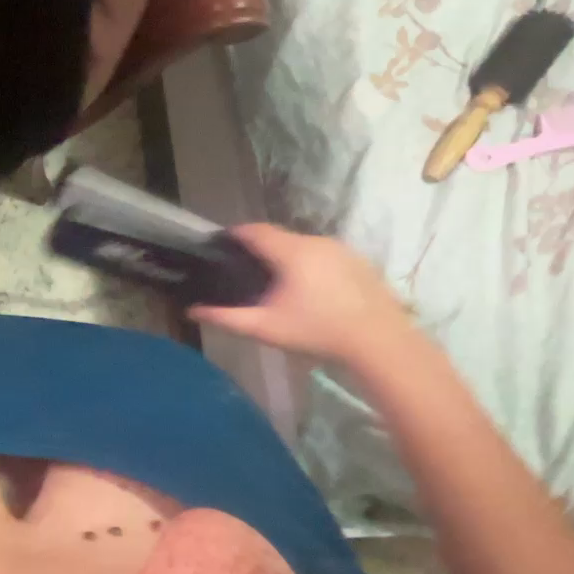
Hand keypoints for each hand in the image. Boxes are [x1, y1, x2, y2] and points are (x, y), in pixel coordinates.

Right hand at [189, 224, 422, 370]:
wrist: (381, 343)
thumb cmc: (318, 332)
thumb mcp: (266, 328)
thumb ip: (226, 318)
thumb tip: (192, 311)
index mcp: (290, 252)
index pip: (254, 230)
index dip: (235, 234)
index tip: (221, 244)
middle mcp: (315, 242)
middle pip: (279, 236)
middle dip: (260, 247)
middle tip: (246, 268)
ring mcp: (341, 249)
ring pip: (303, 245)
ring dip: (287, 255)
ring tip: (278, 280)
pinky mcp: (359, 261)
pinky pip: (324, 254)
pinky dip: (311, 263)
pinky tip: (311, 288)